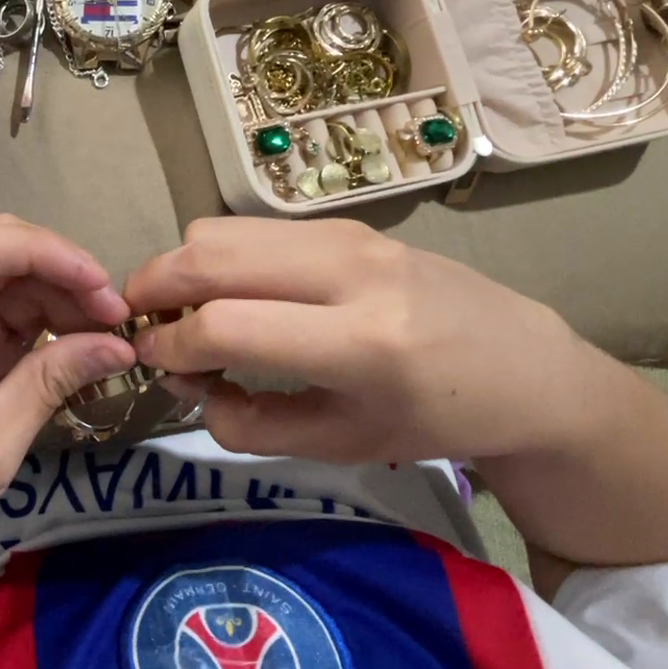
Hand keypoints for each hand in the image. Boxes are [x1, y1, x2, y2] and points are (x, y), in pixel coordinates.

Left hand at [0, 217, 135, 565]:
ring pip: (7, 276)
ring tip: (108, 327)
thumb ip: (53, 380)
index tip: (97, 281)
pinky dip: (49, 315)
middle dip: (58, 266)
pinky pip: (9, 309)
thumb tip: (121, 345)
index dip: (41, 250)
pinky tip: (83, 336)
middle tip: (111, 309)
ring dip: (60, 290)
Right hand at [124, 217, 629, 464]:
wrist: (527, 367)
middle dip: (151, 288)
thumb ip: (247, 425)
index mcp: (361, 344)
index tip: (152, 363)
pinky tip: (231, 295)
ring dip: (180, 268)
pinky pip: (250, 228)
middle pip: (208, 255)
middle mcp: (350, 272)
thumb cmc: (435, 420)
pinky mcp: (344, 223)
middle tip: (141, 325)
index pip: (224, 327)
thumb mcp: (340, 444)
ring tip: (187, 312)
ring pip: (219, 230)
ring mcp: (347, 236)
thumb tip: (189, 382)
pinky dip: (216, 258)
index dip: (169, 346)